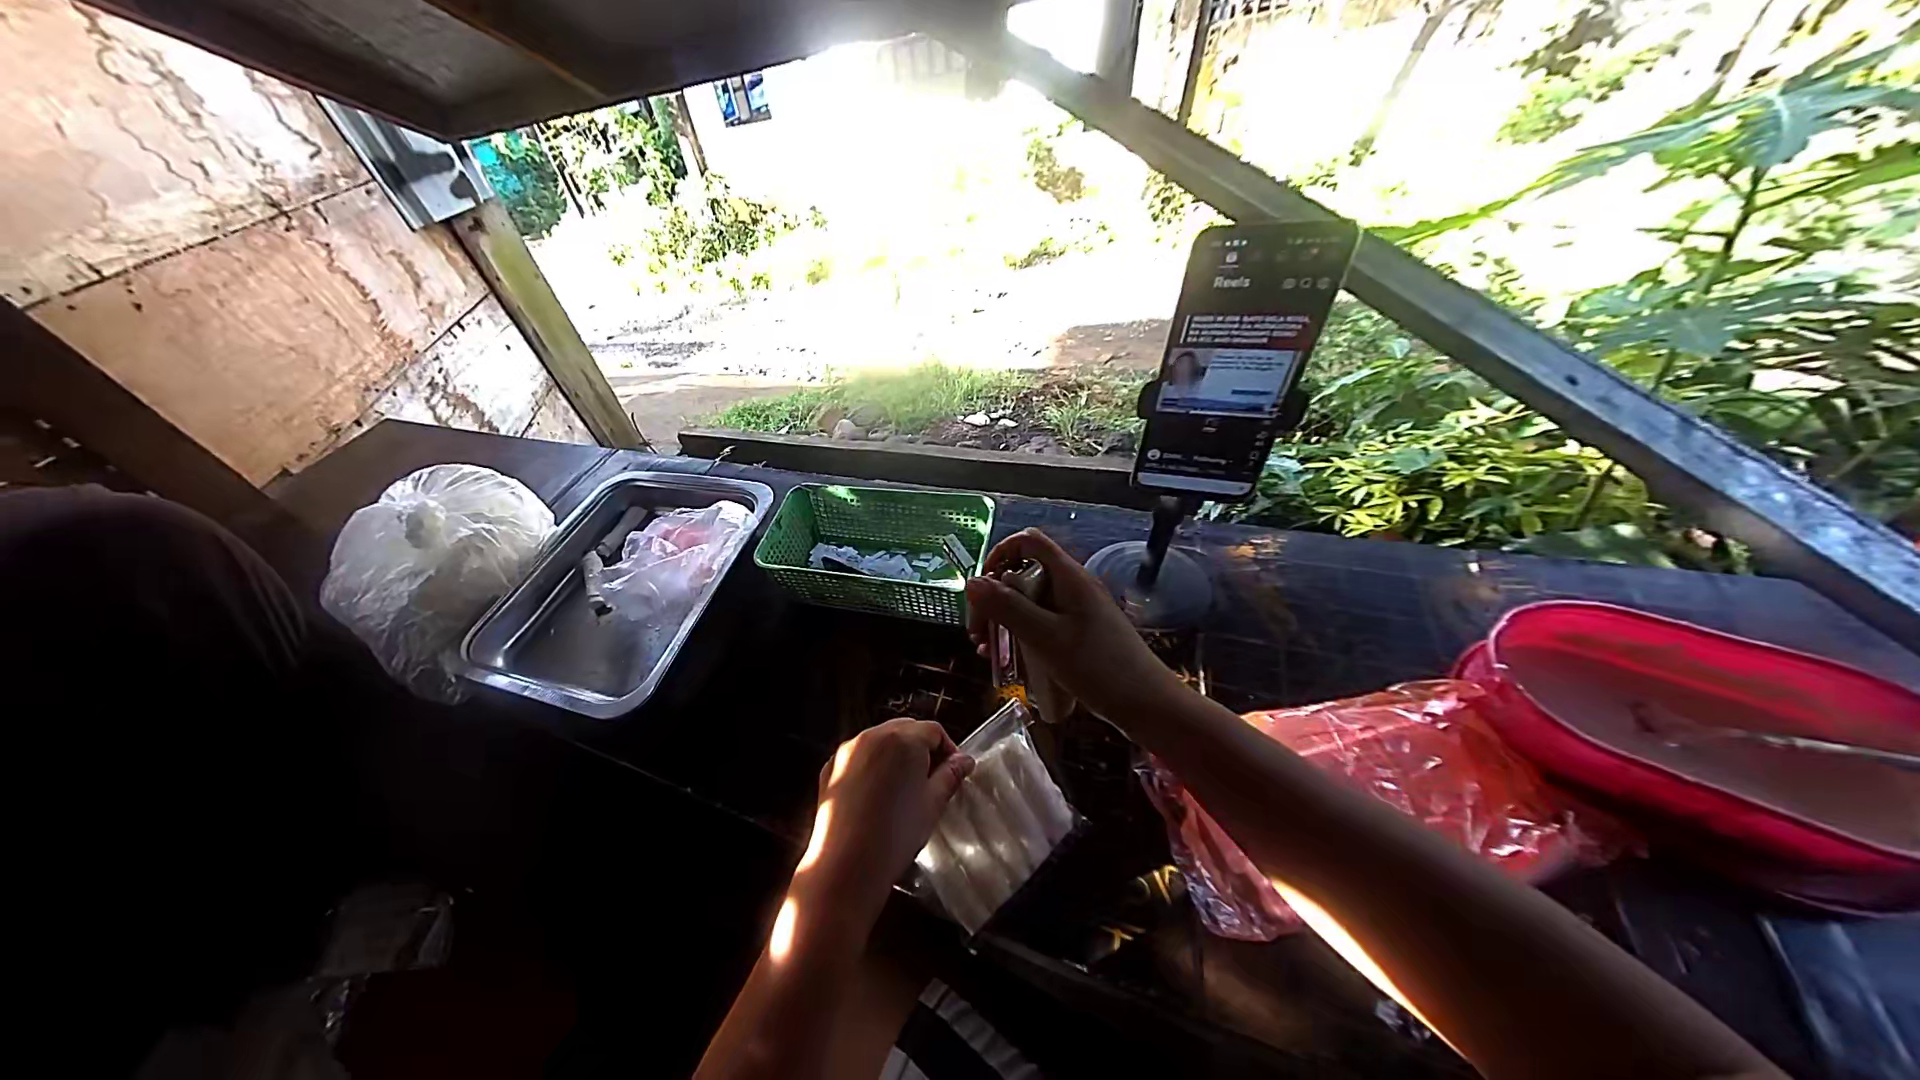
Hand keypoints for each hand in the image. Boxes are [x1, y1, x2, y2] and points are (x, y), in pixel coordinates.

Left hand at [796, 719, 973, 935]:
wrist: (845, 866)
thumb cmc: (893, 835)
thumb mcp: (933, 804)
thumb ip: (951, 776)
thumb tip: (962, 762)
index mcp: (902, 740)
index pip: (934, 730)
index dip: (949, 750)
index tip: (953, 771)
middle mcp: (872, 737)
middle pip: (907, 730)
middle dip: (922, 749)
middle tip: (933, 779)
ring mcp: (848, 751)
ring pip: (882, 741)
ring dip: (897, 756)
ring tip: (905, 791)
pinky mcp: (830, 767)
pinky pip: (860, 756)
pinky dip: (873, 766)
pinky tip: (879, 797)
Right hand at [964, 528, 1185, 729]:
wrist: (1148, 705)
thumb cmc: (1099, 668)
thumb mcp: (1046, 638)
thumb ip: (1008, 607)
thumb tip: (972, 582)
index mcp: (1069, 578)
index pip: (1029, 542)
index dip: (1000, 555)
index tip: (981, 588)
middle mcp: (1072, 587)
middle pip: (1023, 575)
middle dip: (994, 599)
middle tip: (976, 634)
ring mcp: (1076, 611)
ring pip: (1029, 603)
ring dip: (1003, 622)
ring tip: (986, 652)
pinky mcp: (1079, 634)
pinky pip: (1041, 624)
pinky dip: (1020, 637)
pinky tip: (1007, 662)